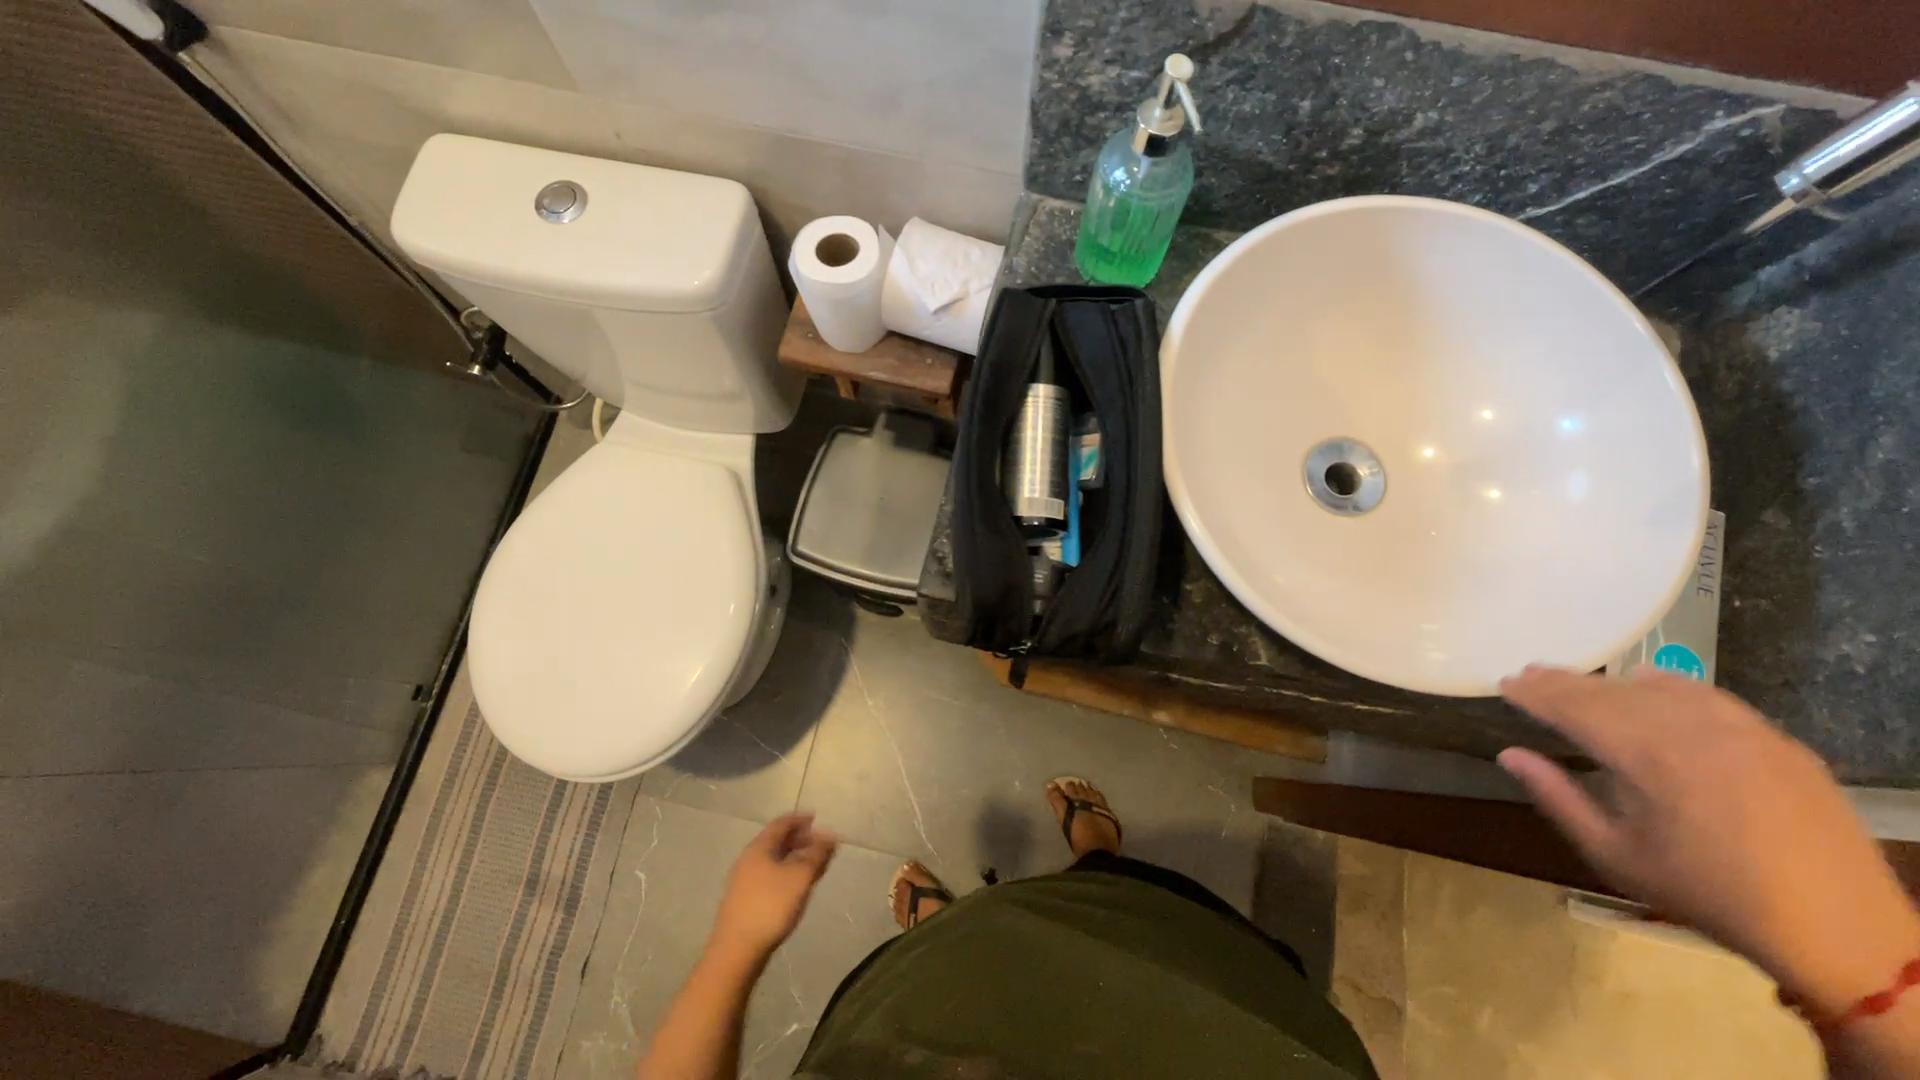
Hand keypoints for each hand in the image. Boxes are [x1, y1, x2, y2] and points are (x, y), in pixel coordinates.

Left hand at [711, 813, 837, 961]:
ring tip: (812, 866)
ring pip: (772, 860)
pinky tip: (795, 887)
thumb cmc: (771, 906)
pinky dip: (785, 872)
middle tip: (819, 844)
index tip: (817, 818)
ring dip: (793, 857)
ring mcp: (743, 881)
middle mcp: (748, 859)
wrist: (737, 950)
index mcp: (759, 848)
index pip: (781, 824)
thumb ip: (816, 854)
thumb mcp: (800, 878)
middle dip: (799, 839)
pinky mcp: (744, 900)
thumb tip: (830, 835)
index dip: (800, 819)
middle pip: (775, 841)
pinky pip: (768, 875)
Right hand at [1499, 666, 1919, 1017]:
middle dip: (1566, 682)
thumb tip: (1510, 755)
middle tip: (1528, 674)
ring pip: (1658, 688)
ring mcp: (1740, 728)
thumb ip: (1558, 799)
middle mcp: (1691, 728)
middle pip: (1612, 692)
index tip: (1505, 683)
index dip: (1536, 694)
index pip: (1575, 708)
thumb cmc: (1708, 895)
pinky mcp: (1775, 738)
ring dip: (1611, 682)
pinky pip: (1707, 695)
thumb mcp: (1616, 855)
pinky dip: (1666, 684)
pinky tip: (1648, 684)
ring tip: (1579, 682)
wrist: (1836, 926)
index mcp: (1648, 758)